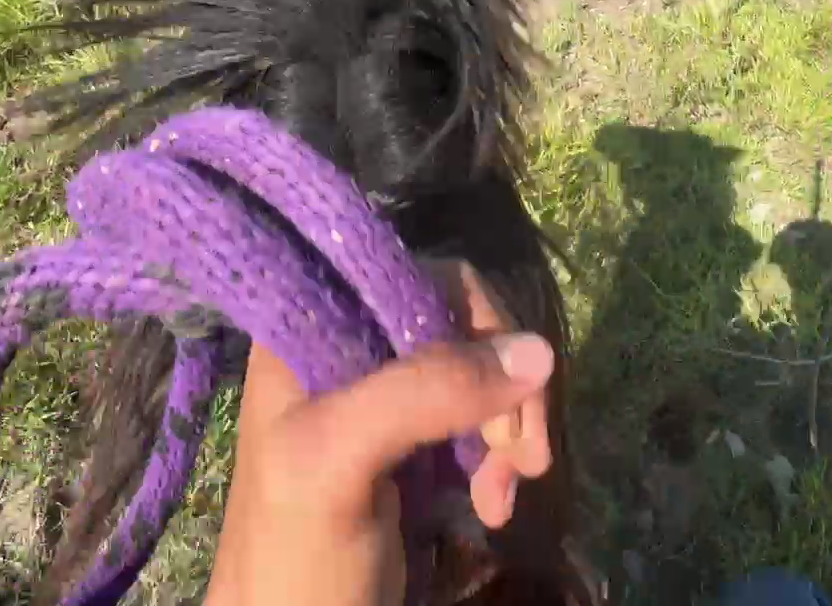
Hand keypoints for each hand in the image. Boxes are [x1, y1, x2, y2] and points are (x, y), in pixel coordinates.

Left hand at [203, 264, 554, 605]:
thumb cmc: (293, 554)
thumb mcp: (338, 461)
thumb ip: (423, 392)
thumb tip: (538, 349)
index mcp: (317, 323)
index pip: (425, 277)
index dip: (478, 319)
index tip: (502, 386)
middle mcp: (356, 341)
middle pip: (467, 322)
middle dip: (503, 385)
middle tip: (520, 455)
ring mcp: (389, 388)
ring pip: (484, 366)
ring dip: (511, 424)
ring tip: (508, 489)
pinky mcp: (417, 433)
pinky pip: (484, 411)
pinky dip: (502, 452)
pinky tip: (494, 503)